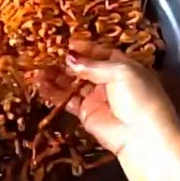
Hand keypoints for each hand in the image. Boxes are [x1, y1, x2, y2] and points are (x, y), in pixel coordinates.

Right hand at [34, 41, 179, 155]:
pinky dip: (53, 93)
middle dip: (65, 62)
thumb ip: (94, 65)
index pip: (101, 53)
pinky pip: (67, 100)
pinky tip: (40, 85)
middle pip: (83, 68)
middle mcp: (108, 81)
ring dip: (55, 77)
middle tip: (45, 56)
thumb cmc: (140, 98)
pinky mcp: (85, 113)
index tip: (66, 43)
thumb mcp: (121, 72)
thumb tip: (69, 58)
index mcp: (123, 67)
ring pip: (72, 84)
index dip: (84, 48)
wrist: (142, 137)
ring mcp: (96, 97)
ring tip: (37, 70)